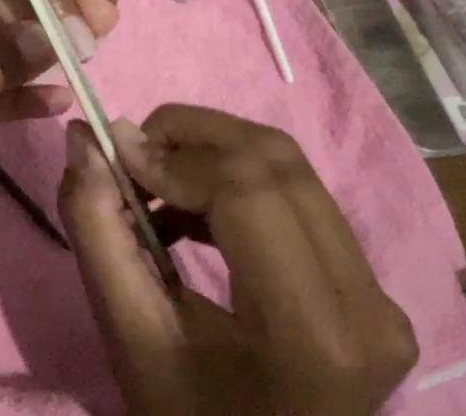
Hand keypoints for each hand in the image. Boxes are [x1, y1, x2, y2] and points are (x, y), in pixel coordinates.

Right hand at [58, 106, 417, 415]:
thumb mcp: (125, 328)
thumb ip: (97, 226)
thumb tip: (82, 137)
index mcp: (310, 330)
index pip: (245, 189)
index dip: (171, 155)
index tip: (113, 159)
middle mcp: (368, 305)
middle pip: (275, 161)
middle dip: (188, 134)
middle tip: (129, 158)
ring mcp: (382, 297)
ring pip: (289, 168)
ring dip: (209, 153)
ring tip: (154, 187)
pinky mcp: (376, 291)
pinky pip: (299, 197)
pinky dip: (234, 180)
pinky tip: (191, 213)